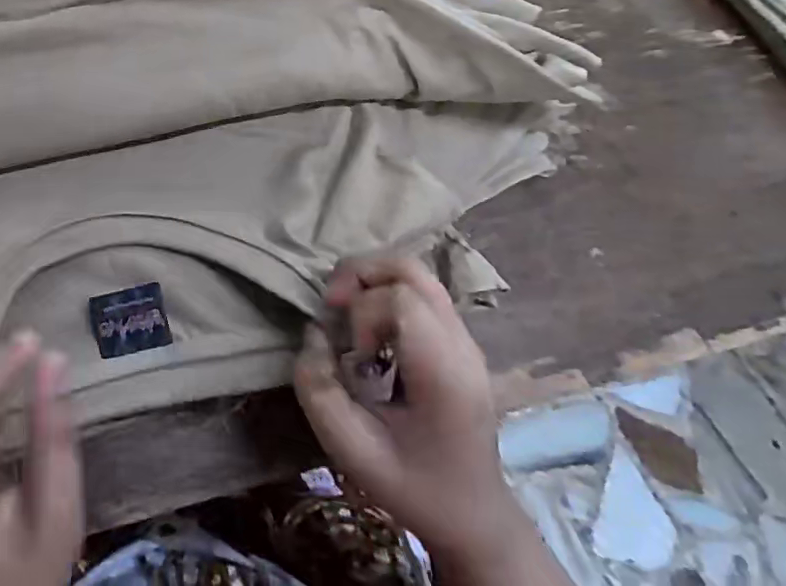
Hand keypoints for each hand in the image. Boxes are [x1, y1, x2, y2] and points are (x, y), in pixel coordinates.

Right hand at [294, 256, 570, 585]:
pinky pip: (420, 291)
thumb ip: (318, 389)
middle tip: (333, 305)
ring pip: (416, 272)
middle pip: (411, 270)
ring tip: (346, 309)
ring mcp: (465, 339)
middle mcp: (462, 345)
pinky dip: (384, 291)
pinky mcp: (458, 340)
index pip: (402, 301)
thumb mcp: (351, 450)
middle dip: (361, 274)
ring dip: (371, 279)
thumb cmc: (413, 486)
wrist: (472, 515)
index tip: (354, 357)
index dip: (362, 314)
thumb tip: (313, 334)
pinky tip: (369, 326)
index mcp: (445, 374)